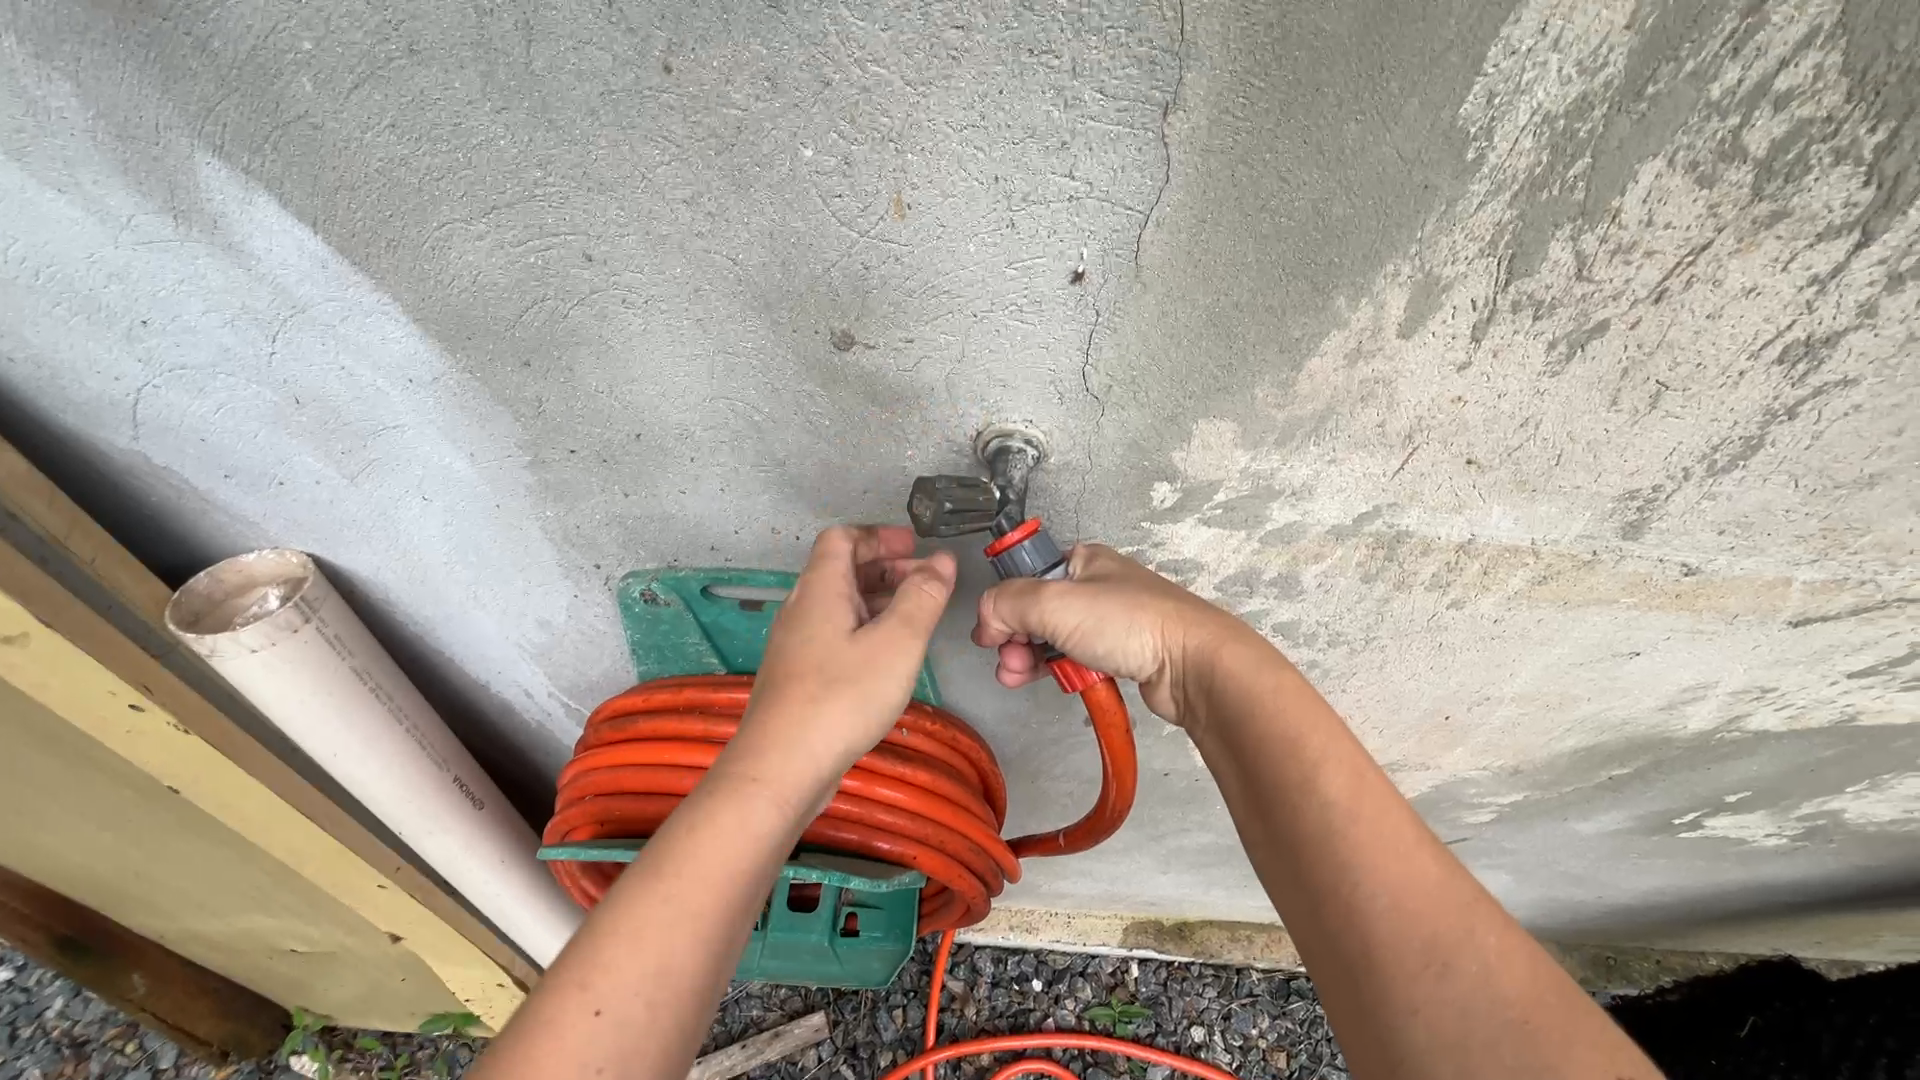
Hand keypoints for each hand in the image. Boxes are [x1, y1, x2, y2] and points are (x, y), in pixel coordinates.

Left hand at [735, 526, 957, 784]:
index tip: (914, 547)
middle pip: (841, 569)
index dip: (879, 536)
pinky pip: (834, 633)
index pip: (842, 538)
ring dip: (877, 599)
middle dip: (885, 567)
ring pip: (839, 604)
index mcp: (821, 588)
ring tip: (915, 615)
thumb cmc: (843, 697)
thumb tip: (942, 561)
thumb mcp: (897, 643)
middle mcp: (802, 608)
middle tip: (926, 580)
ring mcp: (796, 643)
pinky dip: (864, 628)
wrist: (782, 765)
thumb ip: (922, 598)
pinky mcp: (797, 675)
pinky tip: (888, 655)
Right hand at [972, 543, 1258, 726]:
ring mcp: (1109, 621)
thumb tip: (985, 619)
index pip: (1025, 576)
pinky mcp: (1121, 653)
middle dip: (1013, 637)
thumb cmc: (1125, 623)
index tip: (989, 634)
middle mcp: (1095, 585)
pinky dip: (1058, 668)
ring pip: (1054, 637)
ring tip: (1016, 677)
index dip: (1002, 604)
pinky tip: (1048, 681)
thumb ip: (1006, 603)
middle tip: (1007, 662)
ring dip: (1029, 657)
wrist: (1192, 663)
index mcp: (1081, 560)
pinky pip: (1077, 658)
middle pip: (1036, 609)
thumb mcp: (1053, 602)